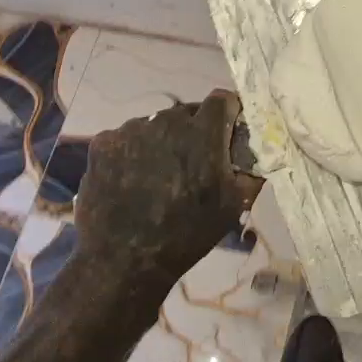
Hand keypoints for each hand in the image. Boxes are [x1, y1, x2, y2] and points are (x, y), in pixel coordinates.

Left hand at [74, 89, 263, 292]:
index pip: (222, 100)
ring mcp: (130, 129)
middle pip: (187, 113)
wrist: (124, 262)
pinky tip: (130, 180)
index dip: (227, 114)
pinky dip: (131, 153)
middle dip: (193, 132)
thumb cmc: (187, 234)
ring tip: (157, 176)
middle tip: (191, 163)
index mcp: (203, 132)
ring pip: (154, 125)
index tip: (226, 133)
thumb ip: (251, 171)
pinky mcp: (102, 143)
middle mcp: (166, 120)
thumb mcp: (233, 206)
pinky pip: (125, 138)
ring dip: (161, 142)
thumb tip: (259, 152)